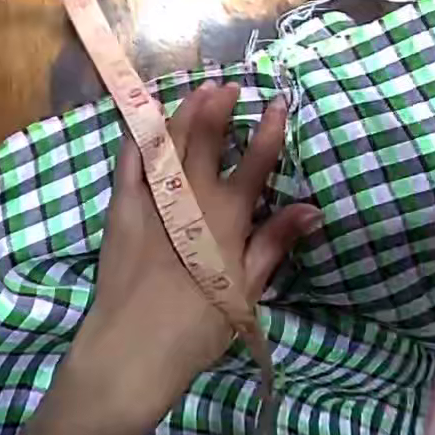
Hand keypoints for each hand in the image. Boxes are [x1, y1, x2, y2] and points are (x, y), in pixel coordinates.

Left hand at [63, 81, 319, 434]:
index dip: (268, 131)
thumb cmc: (197, 327)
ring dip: (184, 111)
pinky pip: (130, 159)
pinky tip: (147, 116)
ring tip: (197, 92)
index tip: (277, 103)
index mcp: (226, 219)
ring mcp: (152, 197)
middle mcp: (190, 198)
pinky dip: (140, 134)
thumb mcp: (248, 290)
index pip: (254, 164)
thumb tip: (312, 207)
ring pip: (169, 141)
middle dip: (218, 107)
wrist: (133, 347)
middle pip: (206, 139)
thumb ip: (276, 243)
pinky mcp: (122, 204)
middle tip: (228, 86)